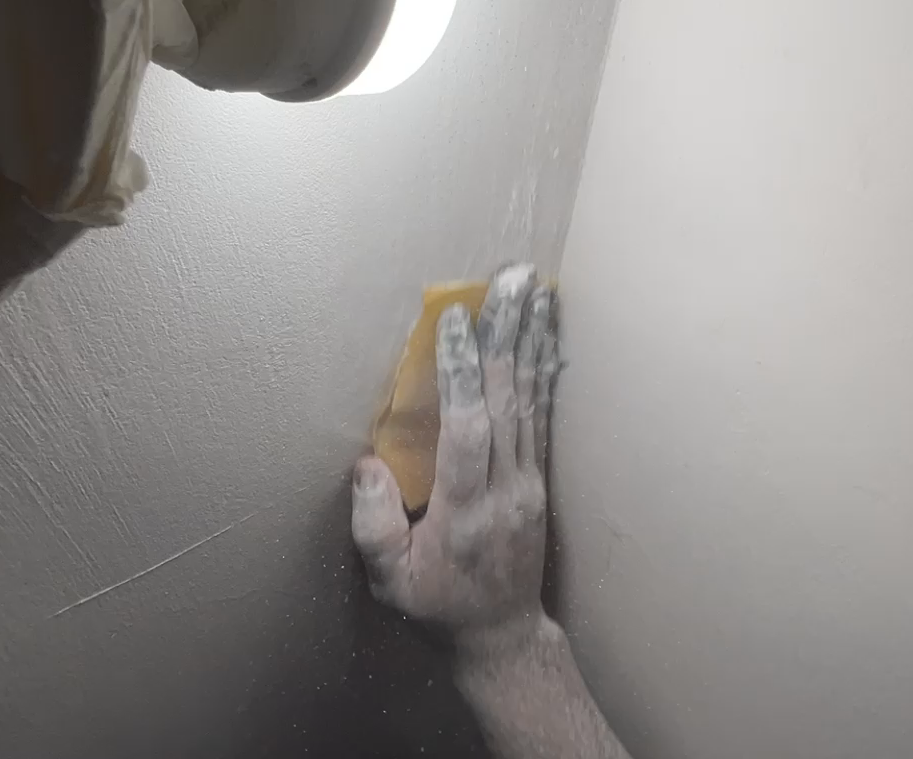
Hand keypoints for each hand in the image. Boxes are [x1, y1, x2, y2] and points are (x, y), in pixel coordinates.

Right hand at [351, 264, 558, 645]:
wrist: (503, 633)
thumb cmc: (439, 604)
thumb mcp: (391, 582)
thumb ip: (374, 525)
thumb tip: (366, 463)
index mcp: (465, 508)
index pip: (467, 426)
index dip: (462, 370)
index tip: (456, 319)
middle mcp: (506, 484)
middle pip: (508, 396)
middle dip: (507, 331)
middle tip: (511, 279)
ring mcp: (530, 476)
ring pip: (532, 395)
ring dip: (531, 337)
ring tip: (535, 289)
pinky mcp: (540, 473)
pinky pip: (543, 409)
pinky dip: (544, 365)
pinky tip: (546, 332)